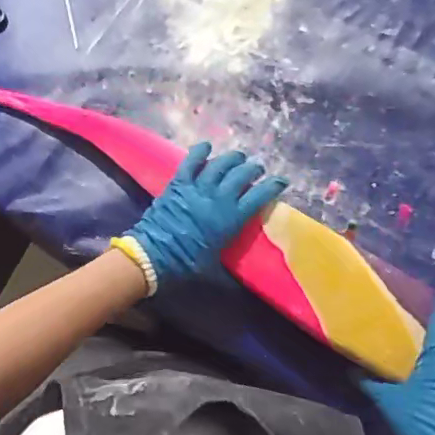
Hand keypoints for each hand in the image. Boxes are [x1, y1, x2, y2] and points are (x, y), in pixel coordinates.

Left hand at [123, 141, 286, 291]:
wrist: (154, 255)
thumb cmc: (186, 264)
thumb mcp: (214, 270)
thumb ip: (230, 275)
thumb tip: (240, 289)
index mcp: (232, 218)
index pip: (260, 196)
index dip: (273, 186)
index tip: (281, 181)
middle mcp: (218, 198)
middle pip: (241, 175)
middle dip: (253, 168)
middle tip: (256, 168)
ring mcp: (197, 187)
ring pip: (220, 164)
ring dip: (231, 158)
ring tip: (238, 157)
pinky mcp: (178, 183)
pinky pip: (190, 162)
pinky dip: (199, 151)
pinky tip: (206, 145)